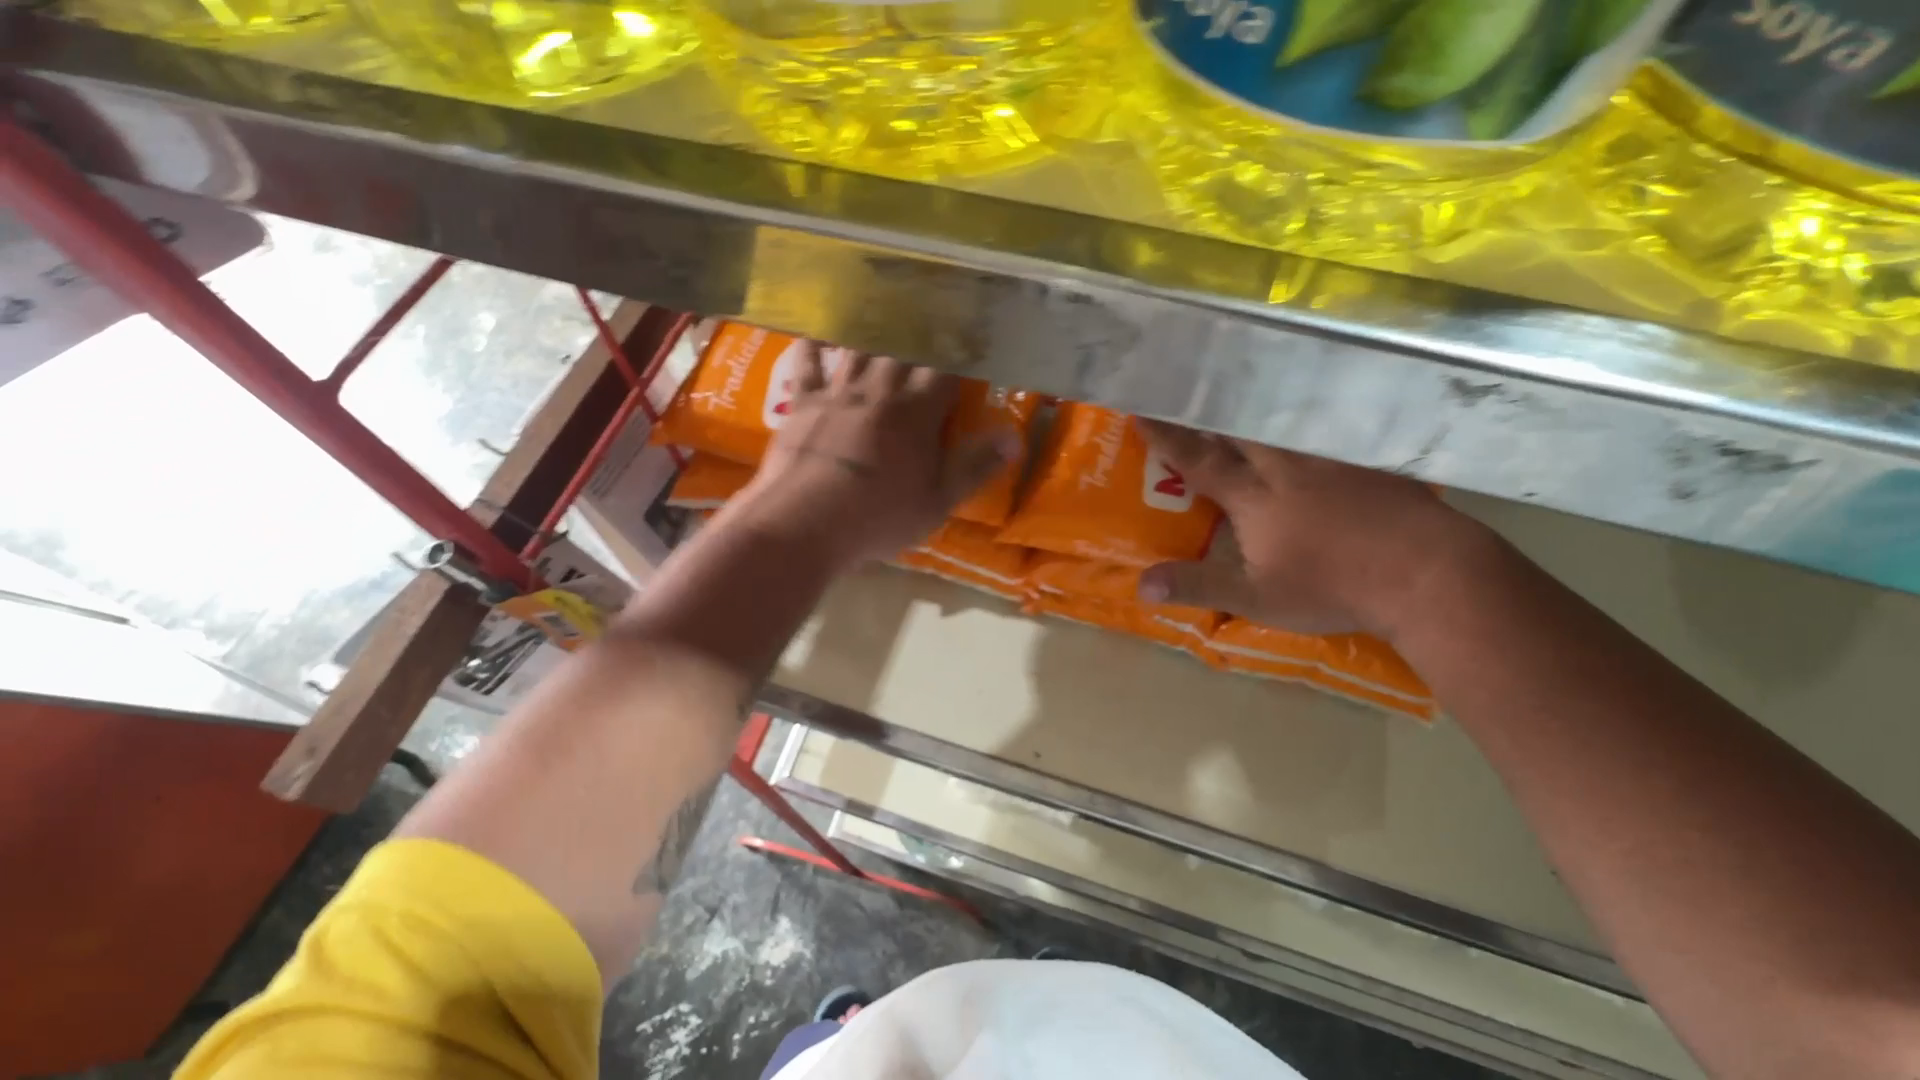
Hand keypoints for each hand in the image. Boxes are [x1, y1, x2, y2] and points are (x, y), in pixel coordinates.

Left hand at [726, 342, 1013, 566]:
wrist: (805, 521)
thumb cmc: (878, 517)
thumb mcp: (938, 501)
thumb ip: (976, 465)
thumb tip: (1014, 437)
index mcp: (918, 411)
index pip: (946, 368)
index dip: (960, 350)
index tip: (971, 336)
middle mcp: (881, 389)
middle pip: (904, 348)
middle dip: (919, 331)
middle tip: (928, 314)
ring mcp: (838, 392)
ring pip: (860, 347)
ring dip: (872, 329)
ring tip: (881, 308)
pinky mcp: (803, 403)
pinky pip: (808, 364)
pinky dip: (813, 346)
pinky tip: (815, 332)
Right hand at [1134, 419, 1494, 639]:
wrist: (1424, 571)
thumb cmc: (1333, 587)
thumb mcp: (1258, 597)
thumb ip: (1199, 586)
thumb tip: (1141, 585)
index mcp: (1255, 497)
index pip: (1199, 461)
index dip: (1168, 438)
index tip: (1142, 410)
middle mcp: (1288, 466)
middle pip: (1241, 428)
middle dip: (1211, 408)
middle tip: (1193, 388)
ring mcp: (1332, 457)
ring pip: (1285, 422)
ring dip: (1259, 409)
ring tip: (1246, 394)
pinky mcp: (1369, 460)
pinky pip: (1329, 429)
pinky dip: (1311, 420)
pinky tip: (1317, 421)